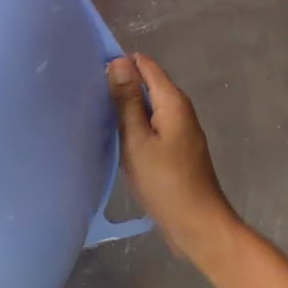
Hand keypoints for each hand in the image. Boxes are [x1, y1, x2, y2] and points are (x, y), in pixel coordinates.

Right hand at [107, 53, 237, 260]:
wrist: (198, 226)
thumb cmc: (165, 182)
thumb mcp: (137, 139)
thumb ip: (127, 100)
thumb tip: (118, 61)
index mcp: (172, 100)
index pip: (144, 64)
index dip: (119, 64)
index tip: (92, 74)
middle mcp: (179, 108)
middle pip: (146, 83)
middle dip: (120, 86)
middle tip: (89, 97)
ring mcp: (179, 128)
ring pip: (148, 105)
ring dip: (126, 108)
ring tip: (97, 115)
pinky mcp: (176, 147)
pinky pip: (152, 123)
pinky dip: (135, 125)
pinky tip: (117, 137)